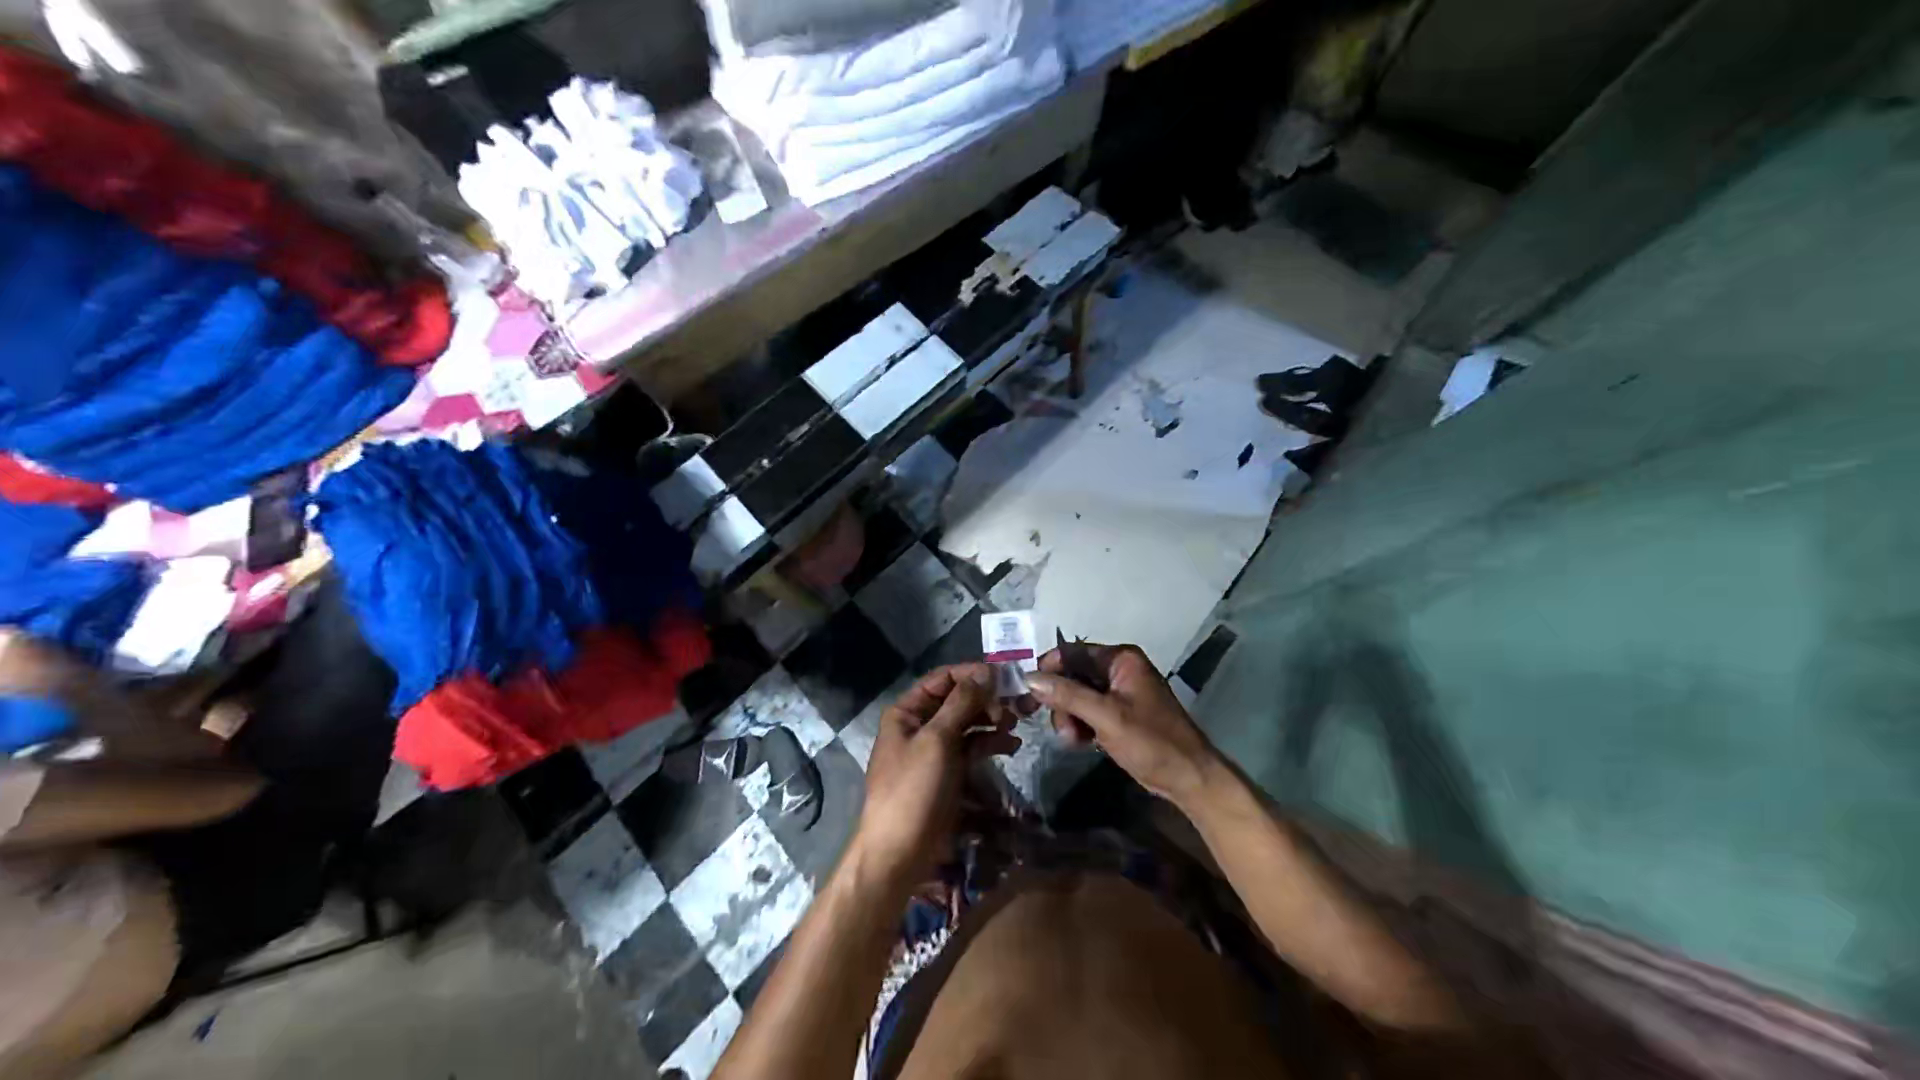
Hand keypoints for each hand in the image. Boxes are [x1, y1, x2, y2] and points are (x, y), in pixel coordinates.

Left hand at [850, 664, 1018, 886]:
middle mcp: (920, 725)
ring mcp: (935, 750)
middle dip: (987, 699)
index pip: (942, 679)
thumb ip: (961, 703)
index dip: (972, 674)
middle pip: (958, 700)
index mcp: (907, 712)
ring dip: (992, 721)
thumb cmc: (912, 789)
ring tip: (1015, 725)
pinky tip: (1011, 745)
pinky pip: (972, 748)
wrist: (899, 852)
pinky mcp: (949, 772)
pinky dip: (990, 744)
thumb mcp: (936, 741)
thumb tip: (985, 671)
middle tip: (1016, 706)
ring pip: (968, 723)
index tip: (1005, 677)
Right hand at [1025, 643, 1222, 806]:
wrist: (1188, 778)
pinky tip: (1080, 742)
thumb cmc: (1151, 742)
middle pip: (1071, 675)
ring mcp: (1118, 692)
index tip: (1028, 692)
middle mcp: (1118, 669)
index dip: (1049, 669)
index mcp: (1121, 659)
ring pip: (1075, 695)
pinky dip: (1079, 724)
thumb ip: (1067, 695)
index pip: (1072, 652)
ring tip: (1073, 739)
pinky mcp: (1116, 714)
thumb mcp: (1106, 717)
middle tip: (1060, 727)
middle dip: (1060, 700)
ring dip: (1068, 716)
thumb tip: (1028, 677)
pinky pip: (1086, 710)